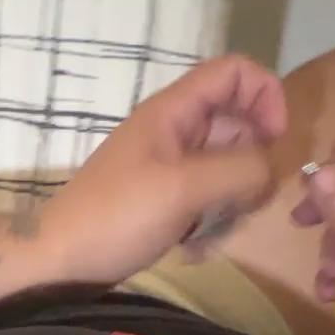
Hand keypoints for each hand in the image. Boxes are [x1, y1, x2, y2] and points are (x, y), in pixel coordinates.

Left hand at [38, 55, 286, 284]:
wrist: (58, 262)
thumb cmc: (116, 218)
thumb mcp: (185, 188)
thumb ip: (240, 170)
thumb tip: (270, 172)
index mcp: (171, 112)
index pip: (233, 72)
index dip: (266, 94)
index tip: (276, 139)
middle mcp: (168, 133)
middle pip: (234, 122)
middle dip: (252, 157)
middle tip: (252, 198)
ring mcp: (161, 169)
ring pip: (220, 165)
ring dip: (232, 195)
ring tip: (220, 228)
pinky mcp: (156, 203)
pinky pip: (199, 198)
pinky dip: (208, 217)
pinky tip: (196, 246)